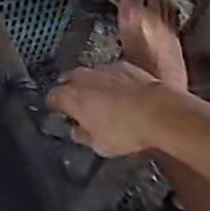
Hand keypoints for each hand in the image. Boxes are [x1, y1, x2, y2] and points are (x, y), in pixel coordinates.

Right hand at [47, 62, 166, 156]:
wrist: (156, 111)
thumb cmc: (125, 129)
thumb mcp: (98, 144)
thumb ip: (82, 134)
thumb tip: (77, 130)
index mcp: (71, 96)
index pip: (52, 97)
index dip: (54, 107)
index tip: (59, 114)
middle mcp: (83, 77)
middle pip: (69, 82)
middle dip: (72, 93)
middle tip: (80, 109)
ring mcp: (103, 68)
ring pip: (90, 76)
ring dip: (92, 86)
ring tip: (103, 103)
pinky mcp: (123, 66)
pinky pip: (111, 73)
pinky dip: (112, 82)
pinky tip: (122, 96)